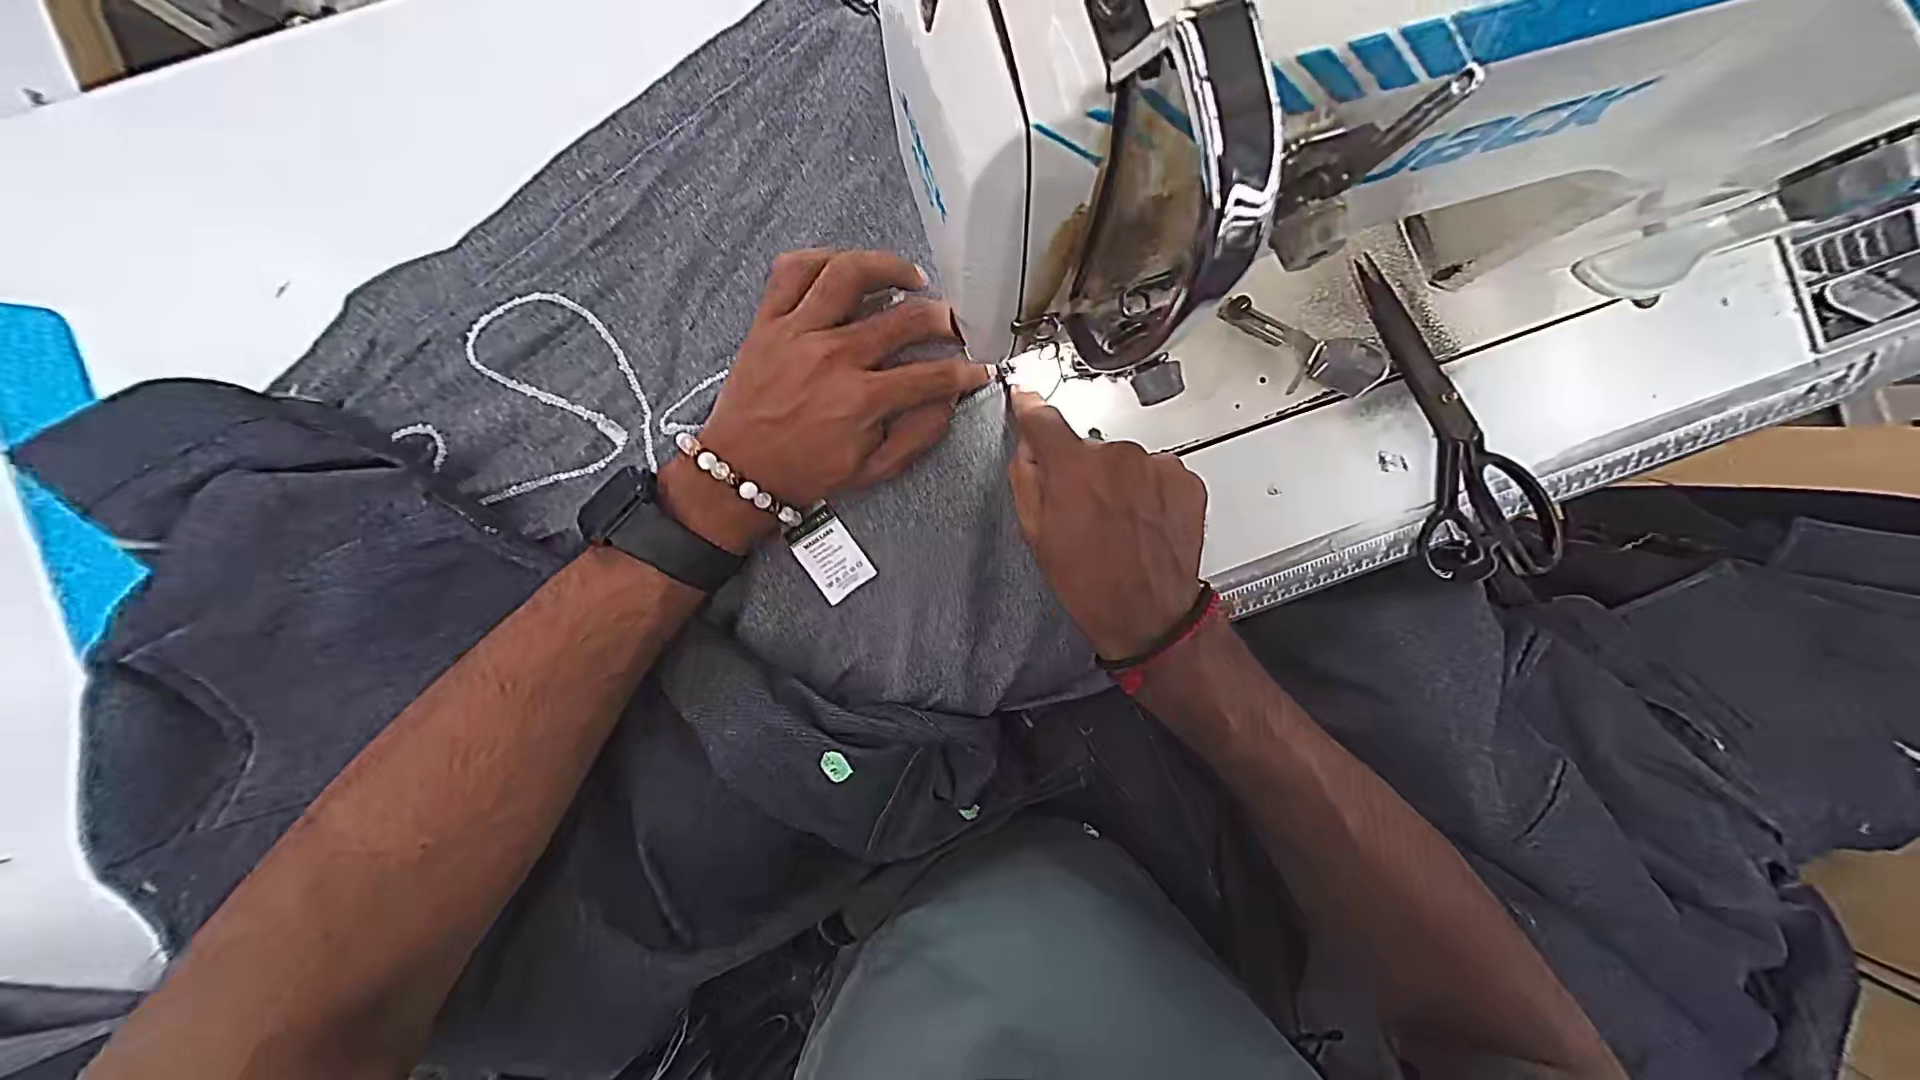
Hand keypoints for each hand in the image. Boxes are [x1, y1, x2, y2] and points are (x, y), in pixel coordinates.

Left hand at [658, 249, 991, 552]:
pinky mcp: (769, 322)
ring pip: (850, 274)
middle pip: (905, 318)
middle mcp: (832, 358)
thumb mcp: (871, 469)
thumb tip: (947, 403)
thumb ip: (917, 435)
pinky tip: (846, 266)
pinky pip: (794, 270)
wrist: (742, 471)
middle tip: (952, 325)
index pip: (932, 374)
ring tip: (910, 277)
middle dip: (943, 319)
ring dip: (890, 268)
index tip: (974, 369)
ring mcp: (798, 333)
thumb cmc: (802, 471)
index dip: (965, 372)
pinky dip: (823, 258)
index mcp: (860, 400)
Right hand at [1007, 391, 1207, 659]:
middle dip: (1082, 470)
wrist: (1148, 614)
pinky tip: (1141, 522)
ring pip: (1124, 460)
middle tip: (1085, 512)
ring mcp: (1155, 466)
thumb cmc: (1093, 584)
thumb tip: (1027, 450)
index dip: (1029, 408)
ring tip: (1118, 524)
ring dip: (1119, 482)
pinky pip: (1155, 471)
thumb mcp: (1035, 534)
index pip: (1043, 417)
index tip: (1026, 399)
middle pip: (1088, 446)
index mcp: (1072, 469)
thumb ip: (1026, 479)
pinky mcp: (1184, 478)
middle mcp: (1116, 457)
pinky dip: (1147, 490)